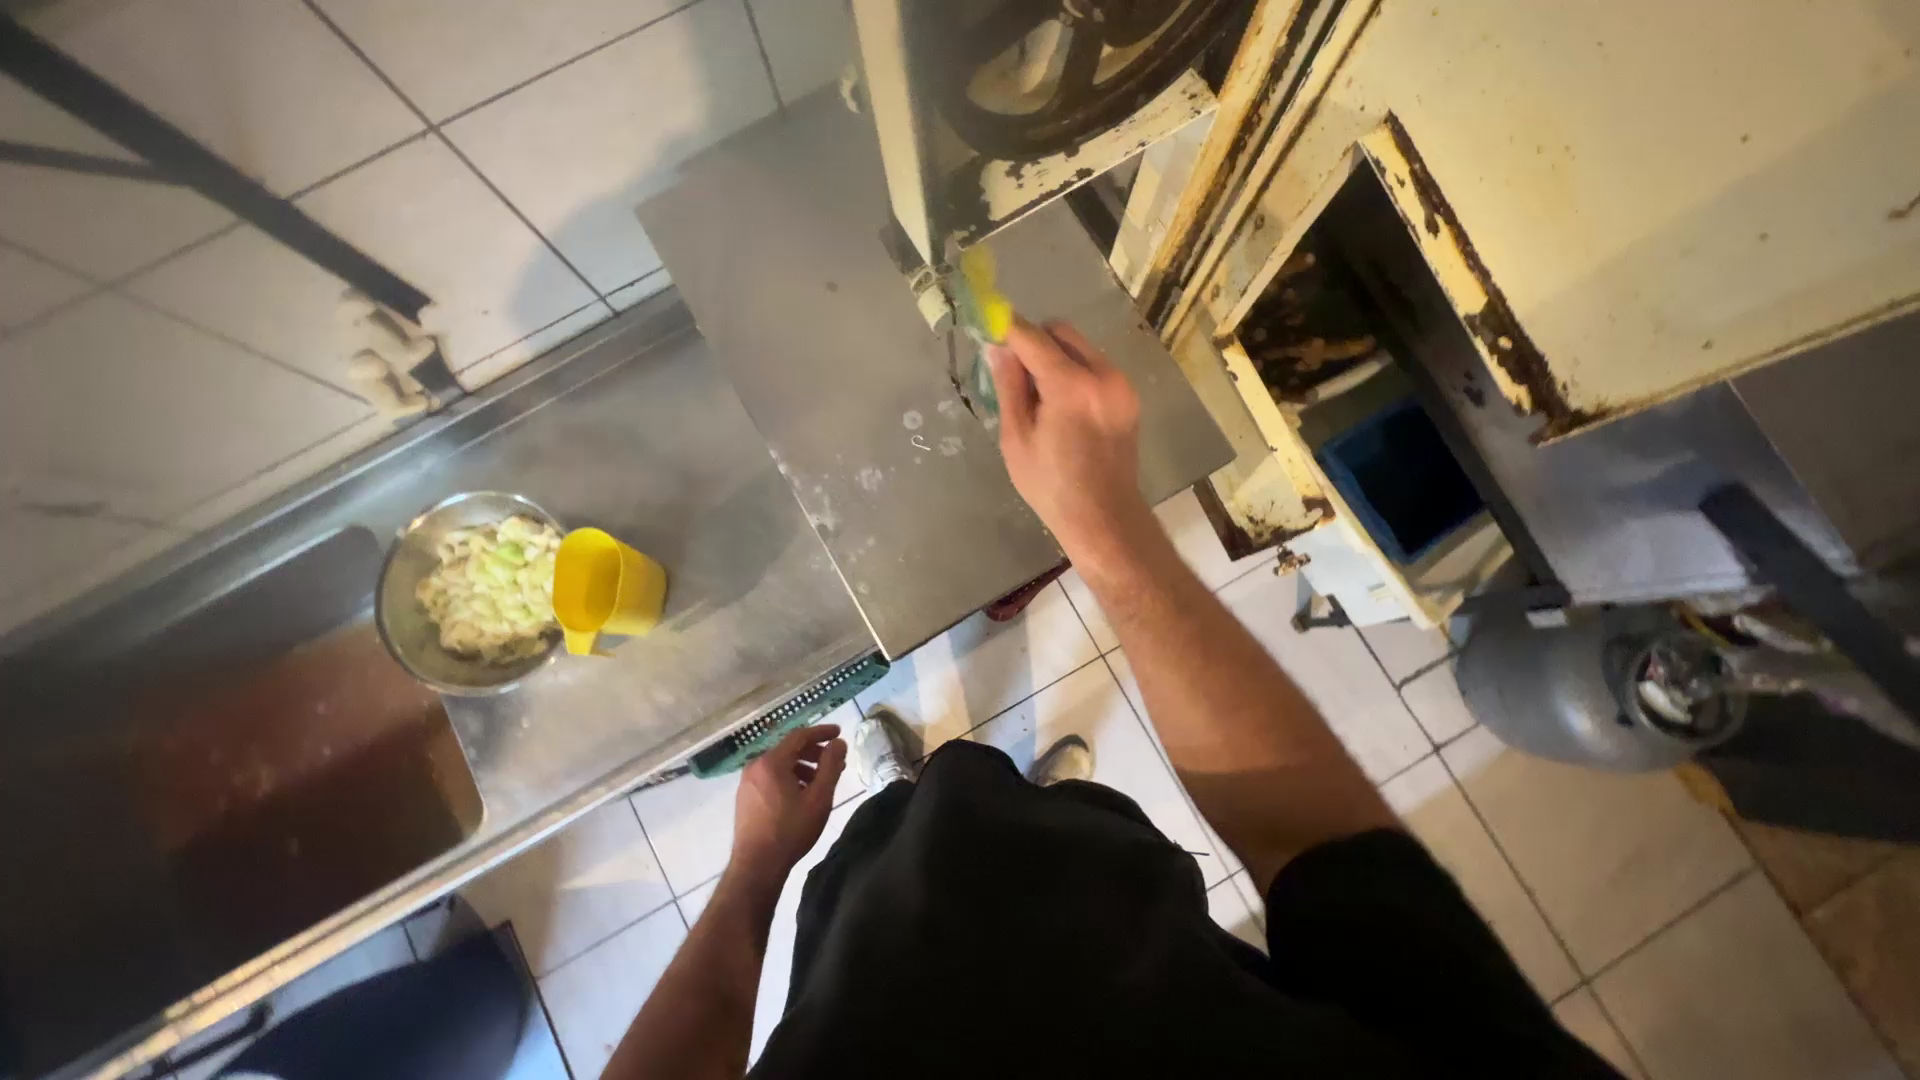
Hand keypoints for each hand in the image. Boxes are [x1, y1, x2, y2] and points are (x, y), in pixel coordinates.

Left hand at [728, 725, 846, 890]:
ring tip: (820, 782)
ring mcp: (747, 782)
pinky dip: (788, 777)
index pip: (799, 736)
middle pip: (788, 749)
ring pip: (779, 764)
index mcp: (772, 762)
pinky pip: (770, 777)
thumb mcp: (819, 797)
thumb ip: (831, 766)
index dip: (821, 732)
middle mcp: (755, 766)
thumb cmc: (791, 830)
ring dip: (802, 767)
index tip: (839, 733)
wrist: (757, 865)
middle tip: (834, 761)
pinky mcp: (745, 797)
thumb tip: (839, 743)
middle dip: (814, 752)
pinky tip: (800, 795)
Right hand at [987, 319, 1153, 559]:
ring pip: (1080, 347)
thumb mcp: (1017, 439)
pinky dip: (1074, 372)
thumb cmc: (1052, 487)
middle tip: (1013, 371)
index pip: (1033, 338)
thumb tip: (997, 349)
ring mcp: (1120, 384)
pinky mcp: (1128, 396)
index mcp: (1071, 387)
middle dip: (1034, 341)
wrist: (1104, 517)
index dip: (1007, 328)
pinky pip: (1094, 366)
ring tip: (1038, 396)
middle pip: (1061, 332)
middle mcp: (1102, 375)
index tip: (987, 324)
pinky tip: (1061, 406)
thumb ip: (1008, 388)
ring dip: (1054, 357)